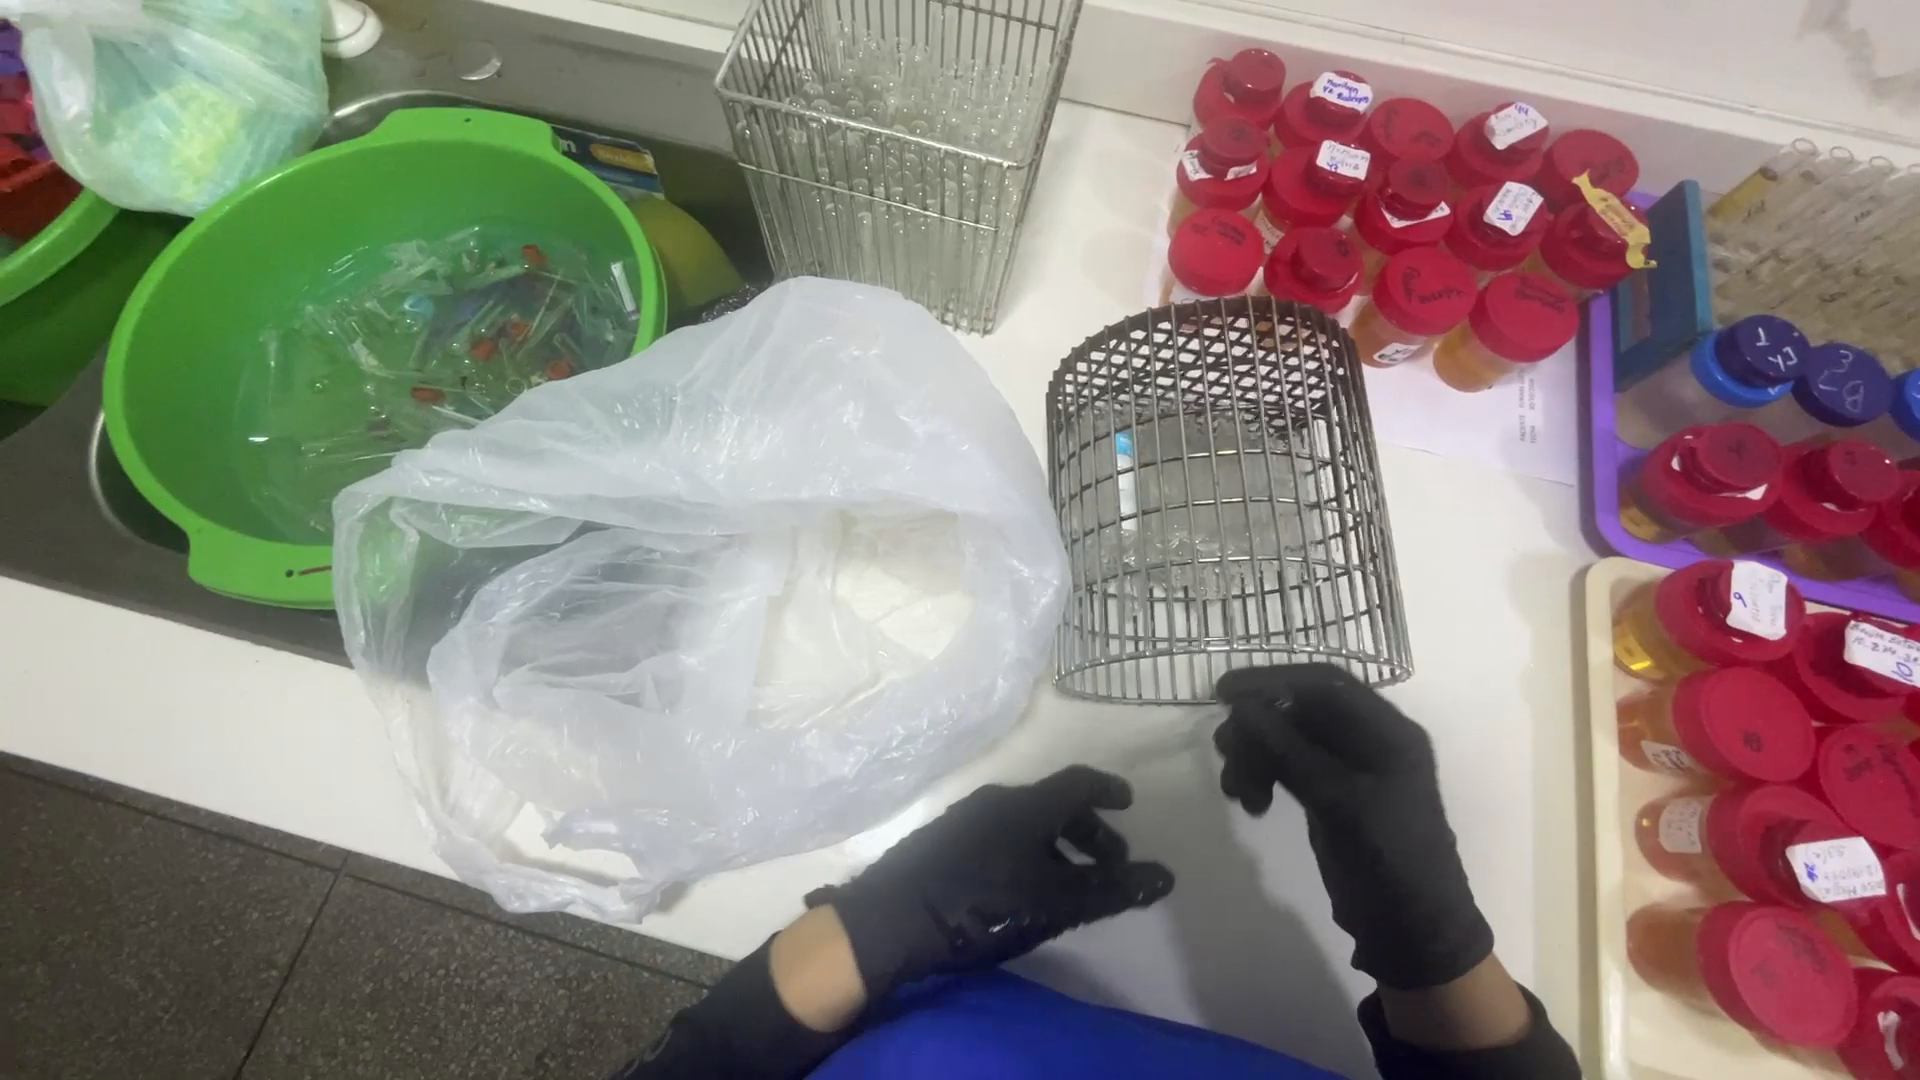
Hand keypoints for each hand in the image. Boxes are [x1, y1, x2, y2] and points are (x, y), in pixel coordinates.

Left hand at [806, 765, 1174, 998]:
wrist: (894, 915)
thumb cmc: (983, 903)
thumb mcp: (1054, 902)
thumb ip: (1110, 889)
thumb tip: (1164, 876)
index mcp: (1027, 805)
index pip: (1078, 782)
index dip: (1107, 790)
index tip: (1128, 803)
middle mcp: (998, 799)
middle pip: (1054, 804)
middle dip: (1087, 832)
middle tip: (1109, 865)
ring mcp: (968, 816)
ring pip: (1027, 821)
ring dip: (1057, 845)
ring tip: (1072, 884)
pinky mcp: (946, 838)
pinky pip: (1002, 833)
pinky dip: (1028, 850)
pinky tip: (1026, 886)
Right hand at [1215, 664, 1492, 989]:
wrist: (1412, 929)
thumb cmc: (1389, 858)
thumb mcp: (1338, 800)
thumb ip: (1288, 749)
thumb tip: (1240, 706)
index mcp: (1387, 731)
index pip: (1324, 683)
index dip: (1272, 680)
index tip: (1224, 692)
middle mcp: (1367, 740)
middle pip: (1298, 709)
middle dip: (1256, 728)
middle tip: (1225, 752)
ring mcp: (1345, 766)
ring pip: (1284, 738)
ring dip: (1253, 755)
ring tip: (1235, 790)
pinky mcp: (1327, 791)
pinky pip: (1283, 765)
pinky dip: (1261, 776)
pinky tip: (1250, 802)